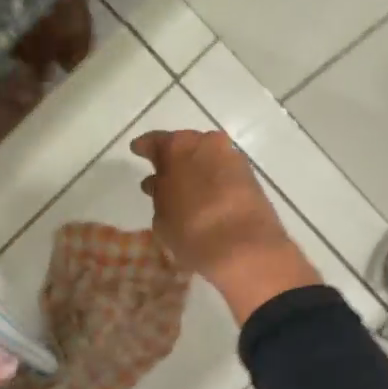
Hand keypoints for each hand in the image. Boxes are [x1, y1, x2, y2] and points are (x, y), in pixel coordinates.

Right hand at [131, 129, 322, 321]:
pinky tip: (204, 197)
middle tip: (161, 174)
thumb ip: (159, 194)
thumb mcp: (162, 215)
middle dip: (172, 159)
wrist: (243, 247)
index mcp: (178, 147)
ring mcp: (232, 157)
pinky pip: (222, 172)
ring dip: (194, 170)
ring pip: (206, 158)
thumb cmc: (191, 229)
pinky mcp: (250, 175)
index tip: (137, 149)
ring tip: (184, 189)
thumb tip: (159, 184)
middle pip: (185, 146)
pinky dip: (212, 180)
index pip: (155, 141)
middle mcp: (207, 143)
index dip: (144, 147)